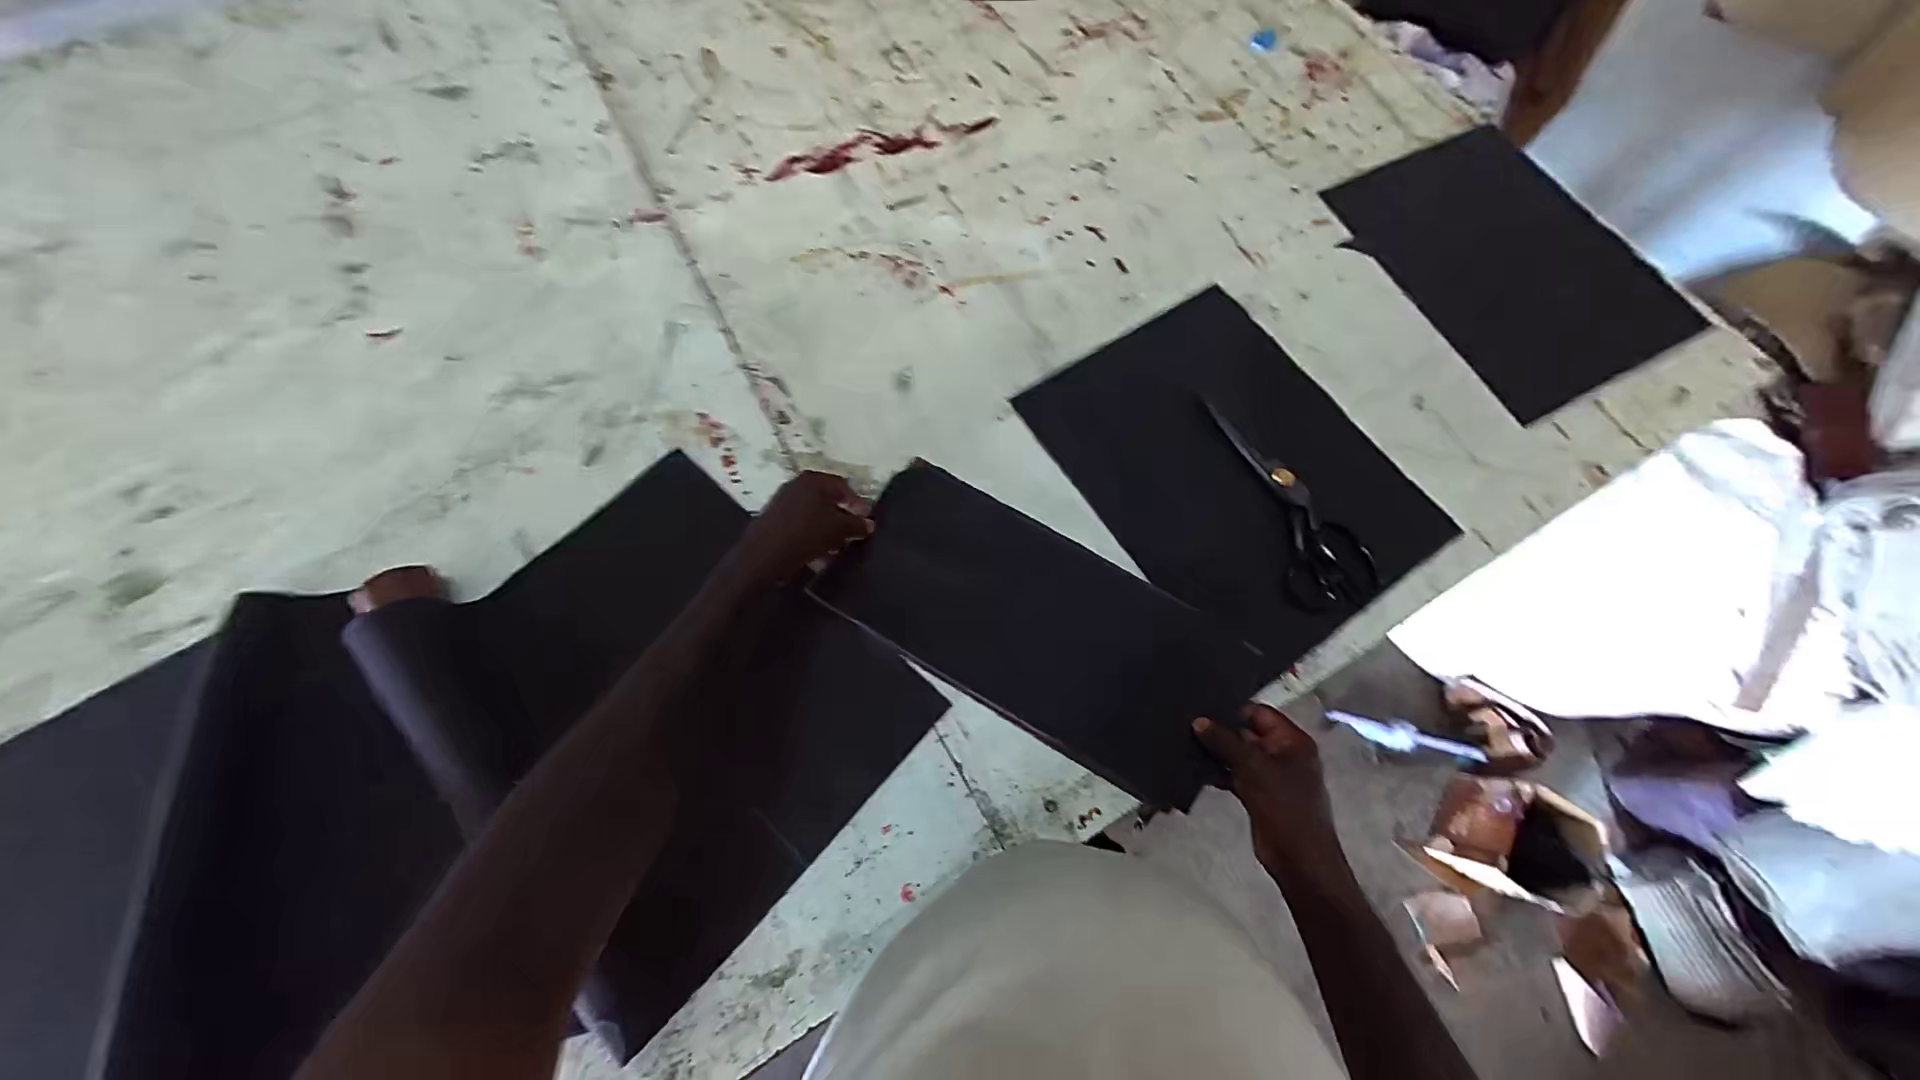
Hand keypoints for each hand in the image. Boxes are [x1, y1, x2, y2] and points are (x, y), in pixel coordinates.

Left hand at [723, 471, 872, 587]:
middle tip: (852, 532)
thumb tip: (870, 524)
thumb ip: (857, 525)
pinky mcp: (774, 517)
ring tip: (837, 544)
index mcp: (815, 480)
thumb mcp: (839, 529)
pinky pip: (800, 521)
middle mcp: (797, 484)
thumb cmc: (807, 533)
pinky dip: (812, 531)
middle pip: (827, 498)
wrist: (765, 554)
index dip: (858, 503)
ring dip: (827, 526)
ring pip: (814, 511)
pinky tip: (818, 550)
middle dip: (842, 515)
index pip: (844, 486)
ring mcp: (783, 500)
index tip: (866, 520)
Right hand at [1193, 705, 1349, 887]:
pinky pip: (1236, 773)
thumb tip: (1199, 721)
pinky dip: (1220, 771)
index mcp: (1293, 741)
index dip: (1233, 709)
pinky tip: (1198, 769)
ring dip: (1217, 752)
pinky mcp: (1259, 792)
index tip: (1203, 708)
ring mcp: (1271, 774)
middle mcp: (1283, 754)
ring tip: (1187, 744)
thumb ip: (1225, 742)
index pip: (1259, 713)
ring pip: (1239, 754)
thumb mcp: (1253, 768)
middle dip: (1220, 731)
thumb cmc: (1285, 808)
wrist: (1299, 859)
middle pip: (1247, 732)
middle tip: (1188, 724)